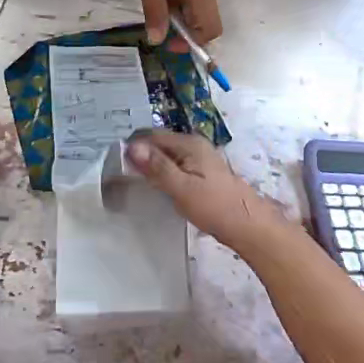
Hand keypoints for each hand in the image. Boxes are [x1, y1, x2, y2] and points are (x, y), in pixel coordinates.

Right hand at [127, 130, 288, 255]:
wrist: (249, 227)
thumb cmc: (215, 207)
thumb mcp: (181, 188)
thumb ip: (157, 167)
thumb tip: (131, 146)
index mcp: (189, 144)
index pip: (151, 135)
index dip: (133, 146)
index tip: (114, 162)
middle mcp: (194, 146)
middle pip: (159, 144)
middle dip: (140, 155)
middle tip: (119, 173)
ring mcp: (200, 159)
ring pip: (167, 156)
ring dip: (151, 165)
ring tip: (133, 181)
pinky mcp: (202, 174)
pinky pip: (175, 167)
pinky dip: (163, 173)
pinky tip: (156, 188)